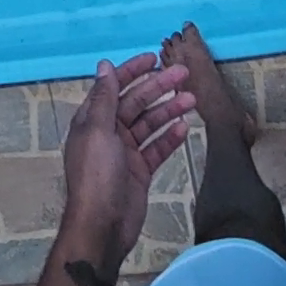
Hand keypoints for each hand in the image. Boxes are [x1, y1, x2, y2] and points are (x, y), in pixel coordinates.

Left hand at [61, 54, 195, 256]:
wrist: (102, 227)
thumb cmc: (97, 175)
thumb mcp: (98, 131)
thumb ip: (105, 98)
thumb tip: (104, 65)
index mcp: (93, 119)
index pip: (114, 87)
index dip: (133, 70)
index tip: (155, 59)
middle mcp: (108, 131)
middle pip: (136, 102)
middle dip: (159, 87)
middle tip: (184, 75)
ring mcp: (125, 151)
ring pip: (150, 123)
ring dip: (169, 110)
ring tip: (193, 100)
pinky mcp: (140, 170)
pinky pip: (157, 147)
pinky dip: (170, 137)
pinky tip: (185, 128)